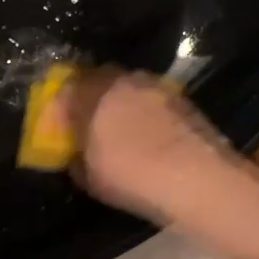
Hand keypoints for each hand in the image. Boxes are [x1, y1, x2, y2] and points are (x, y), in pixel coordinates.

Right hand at [57, 69, 236, 223]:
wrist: (196, 178)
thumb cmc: (131, 176)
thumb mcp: (88, 176)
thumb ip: (76, 156)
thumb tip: (76, 151)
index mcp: (91, 94)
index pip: (66, 87)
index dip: (62, 104)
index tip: (62, 122)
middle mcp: (121, 81)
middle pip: (99, 79)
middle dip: (92, 96)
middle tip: (90, 120)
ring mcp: (155, 86)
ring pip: (129, 87)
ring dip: (122, 102)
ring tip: (124, 128)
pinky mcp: (182, 98)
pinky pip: (153, 100)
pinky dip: (147, 112)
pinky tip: (151, 135)